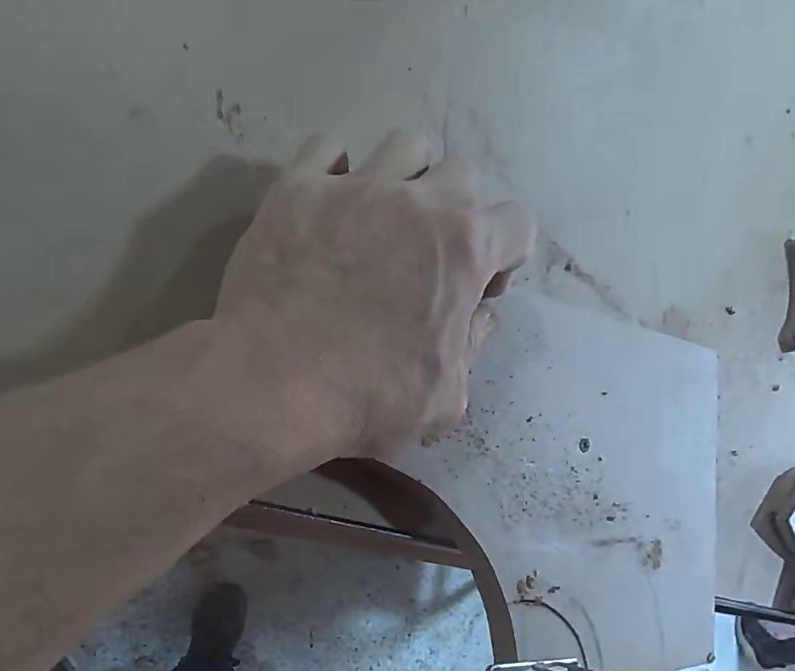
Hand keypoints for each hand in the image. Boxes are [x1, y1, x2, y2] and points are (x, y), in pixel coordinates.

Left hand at [215, 131, 536, 458]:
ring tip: (385, 224)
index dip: (506, 257)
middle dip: (458, 215)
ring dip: (408, 180)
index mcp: (466, 250)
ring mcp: (354, 188)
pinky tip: (331, 207)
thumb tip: (476, 320)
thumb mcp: (446, 399)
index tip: (480, 290)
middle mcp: (417, 203)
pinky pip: (327, 145)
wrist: (276, 386)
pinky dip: (337, 169)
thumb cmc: (371, 401)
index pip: (518, 224)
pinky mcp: (296, 189)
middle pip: (461, 177)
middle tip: (431, 260)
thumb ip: (472, 350)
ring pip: (404, 146)